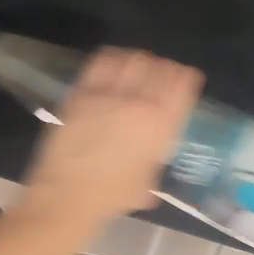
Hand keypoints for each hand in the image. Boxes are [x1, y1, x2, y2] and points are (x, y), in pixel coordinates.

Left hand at [19, 48, 202, 229]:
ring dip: (138, 60)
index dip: (185, 77)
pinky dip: (110, 58)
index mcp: (162, 125)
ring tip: (135, 67)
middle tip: (158, 73)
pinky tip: (111, 63)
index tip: (183, 78)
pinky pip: (101, 63)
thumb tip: (150, 167)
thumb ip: (153, 165)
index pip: (183, 83)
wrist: (68, 195)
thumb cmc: (110, 196)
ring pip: (132, 59)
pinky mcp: (81, 93)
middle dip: (162, 67)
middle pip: (159, 66)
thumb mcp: (145, 182)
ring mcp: (109, 95)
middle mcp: (140, 103)